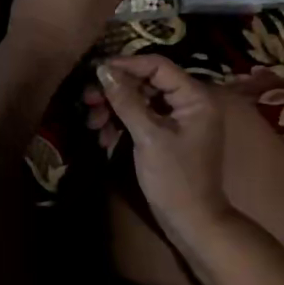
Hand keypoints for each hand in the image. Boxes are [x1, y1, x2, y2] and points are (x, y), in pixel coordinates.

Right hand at [85, 54, 233, 238]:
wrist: (190, 219)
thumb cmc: (174, 177)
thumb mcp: (147, 136)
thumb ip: (126, 101)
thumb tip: (103, 71)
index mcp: (195, 97)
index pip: (158, 66)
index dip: (126, 65)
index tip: (95, 72)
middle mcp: (190, 102)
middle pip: (146, 82)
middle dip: (115, 91)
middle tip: (87, 100)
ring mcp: (178, 119)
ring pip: (140, 100)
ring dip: (114, 108)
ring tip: (93, 123)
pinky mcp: (166, 134)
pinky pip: (141, 117)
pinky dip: (121, 123)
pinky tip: (104, 136)